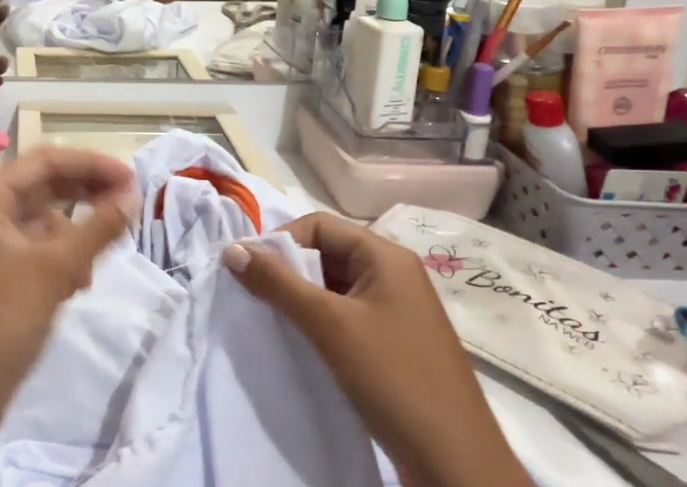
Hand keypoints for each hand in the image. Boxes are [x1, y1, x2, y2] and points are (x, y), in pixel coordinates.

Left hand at [0, 147, 137, 424]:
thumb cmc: (3, 318)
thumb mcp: (56, 269)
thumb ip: (98, 228)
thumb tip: (133, 195)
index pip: (46, 160)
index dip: (90, 163)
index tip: (131, 176)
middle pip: (44, 186)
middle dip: (86, 193)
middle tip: (130, 203)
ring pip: (43, 220)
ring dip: (75, 232)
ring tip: (100, 257)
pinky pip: (37, 249)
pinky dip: (61, 257)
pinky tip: (79, 282)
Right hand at [222, 213, 531, 486]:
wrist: (455, 461)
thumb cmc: (392, 377)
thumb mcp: (328, 325)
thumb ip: (278, 283)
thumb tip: (231, 249)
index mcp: (386, 256)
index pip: (319, 225)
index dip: (281, 242)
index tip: (251, 273)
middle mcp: (395, 273)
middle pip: (327, 252)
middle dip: (289, 270)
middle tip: (259, 298)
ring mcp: (398, 309)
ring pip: (336, 285)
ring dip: (303, 297)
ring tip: (277, 321)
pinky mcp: (397, 340)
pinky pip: (349, 313)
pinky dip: (322, 320)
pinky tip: (305, 343)